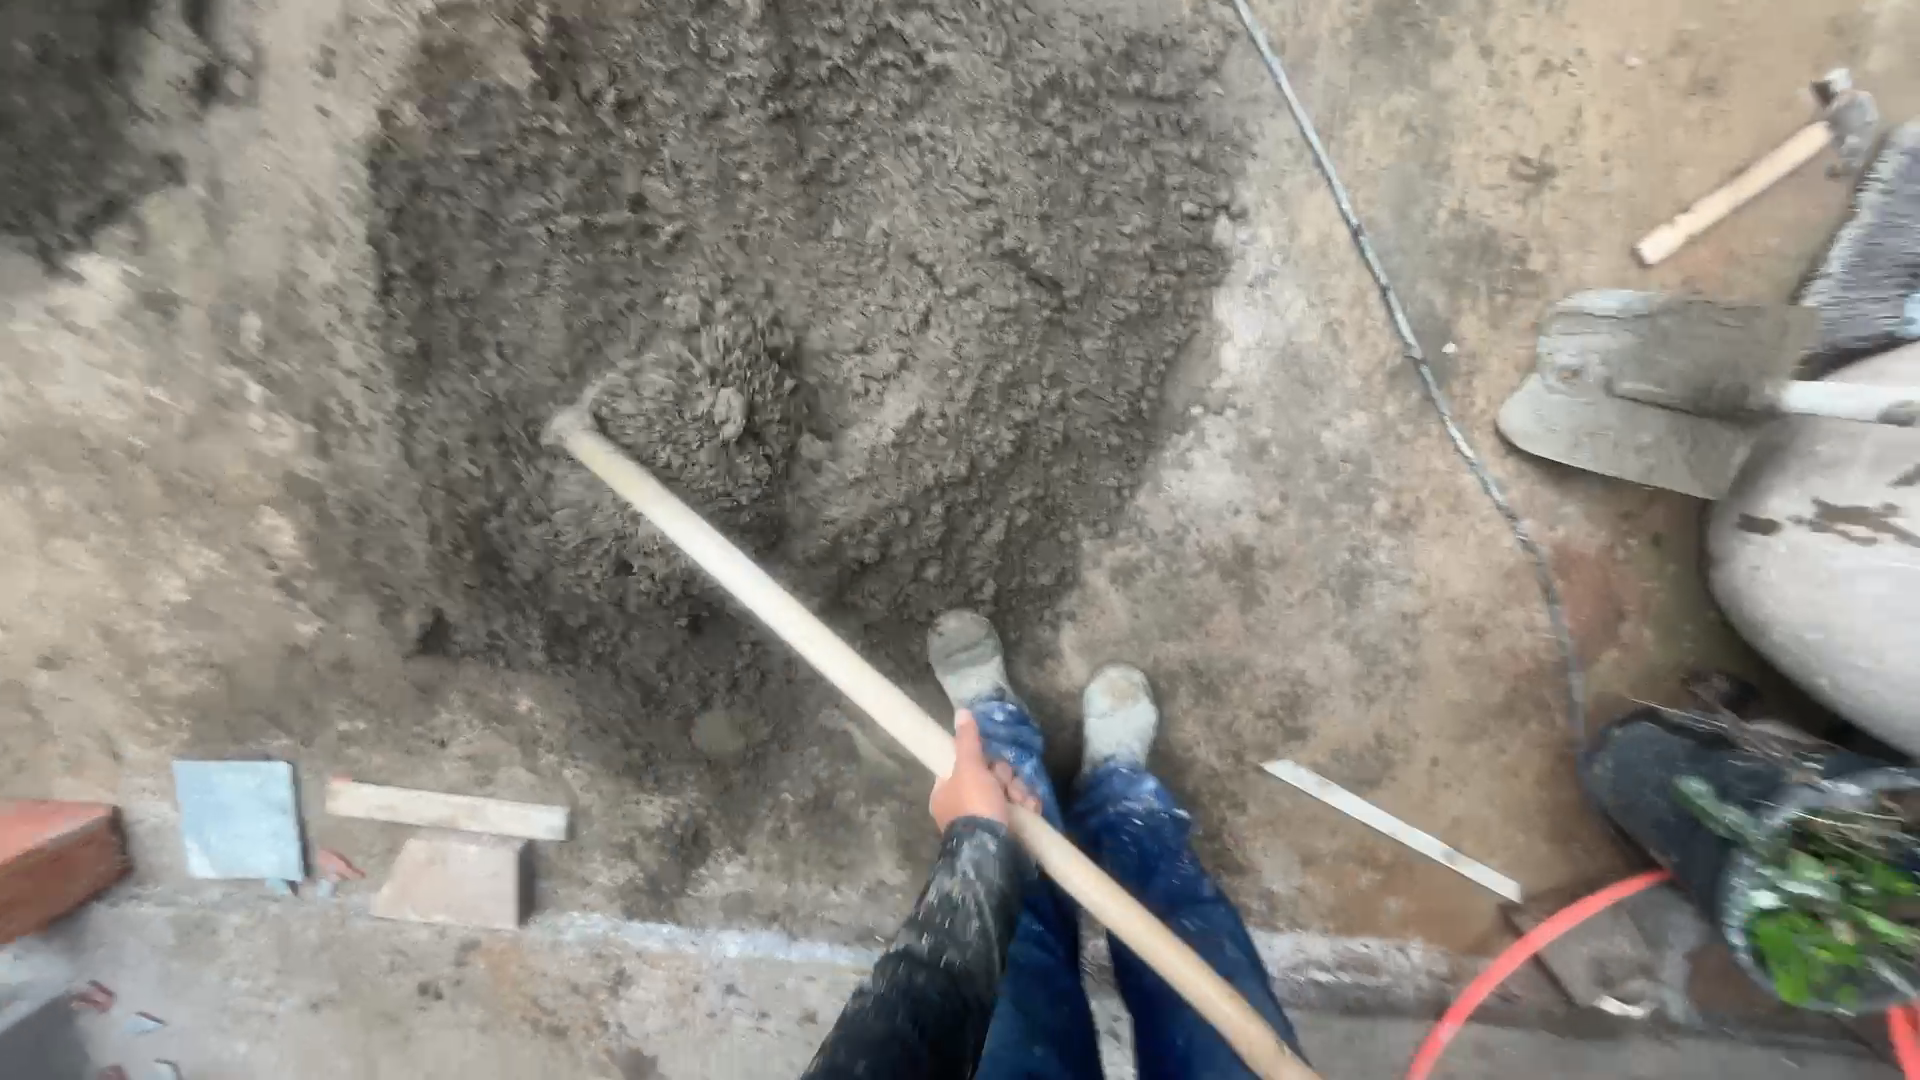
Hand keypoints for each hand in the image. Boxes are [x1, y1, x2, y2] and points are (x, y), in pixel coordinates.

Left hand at [929, 710, 1040, 829]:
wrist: (993, 853)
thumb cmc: (974, 806)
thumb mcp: (968, 767)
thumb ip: (967, 740)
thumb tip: (961, 712)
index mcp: (945, 792)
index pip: (964, 764)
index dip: (981, 761)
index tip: (990, 762)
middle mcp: (963, 807)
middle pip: (989, 776)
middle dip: (1004, 778)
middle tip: (1006, 784)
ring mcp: (985, 820)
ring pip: (1007, 791)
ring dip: (1018, 791)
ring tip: (1021, 800)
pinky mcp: (1006, 831)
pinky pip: (1018, 808)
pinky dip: (1026, 807)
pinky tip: (1030, 809)